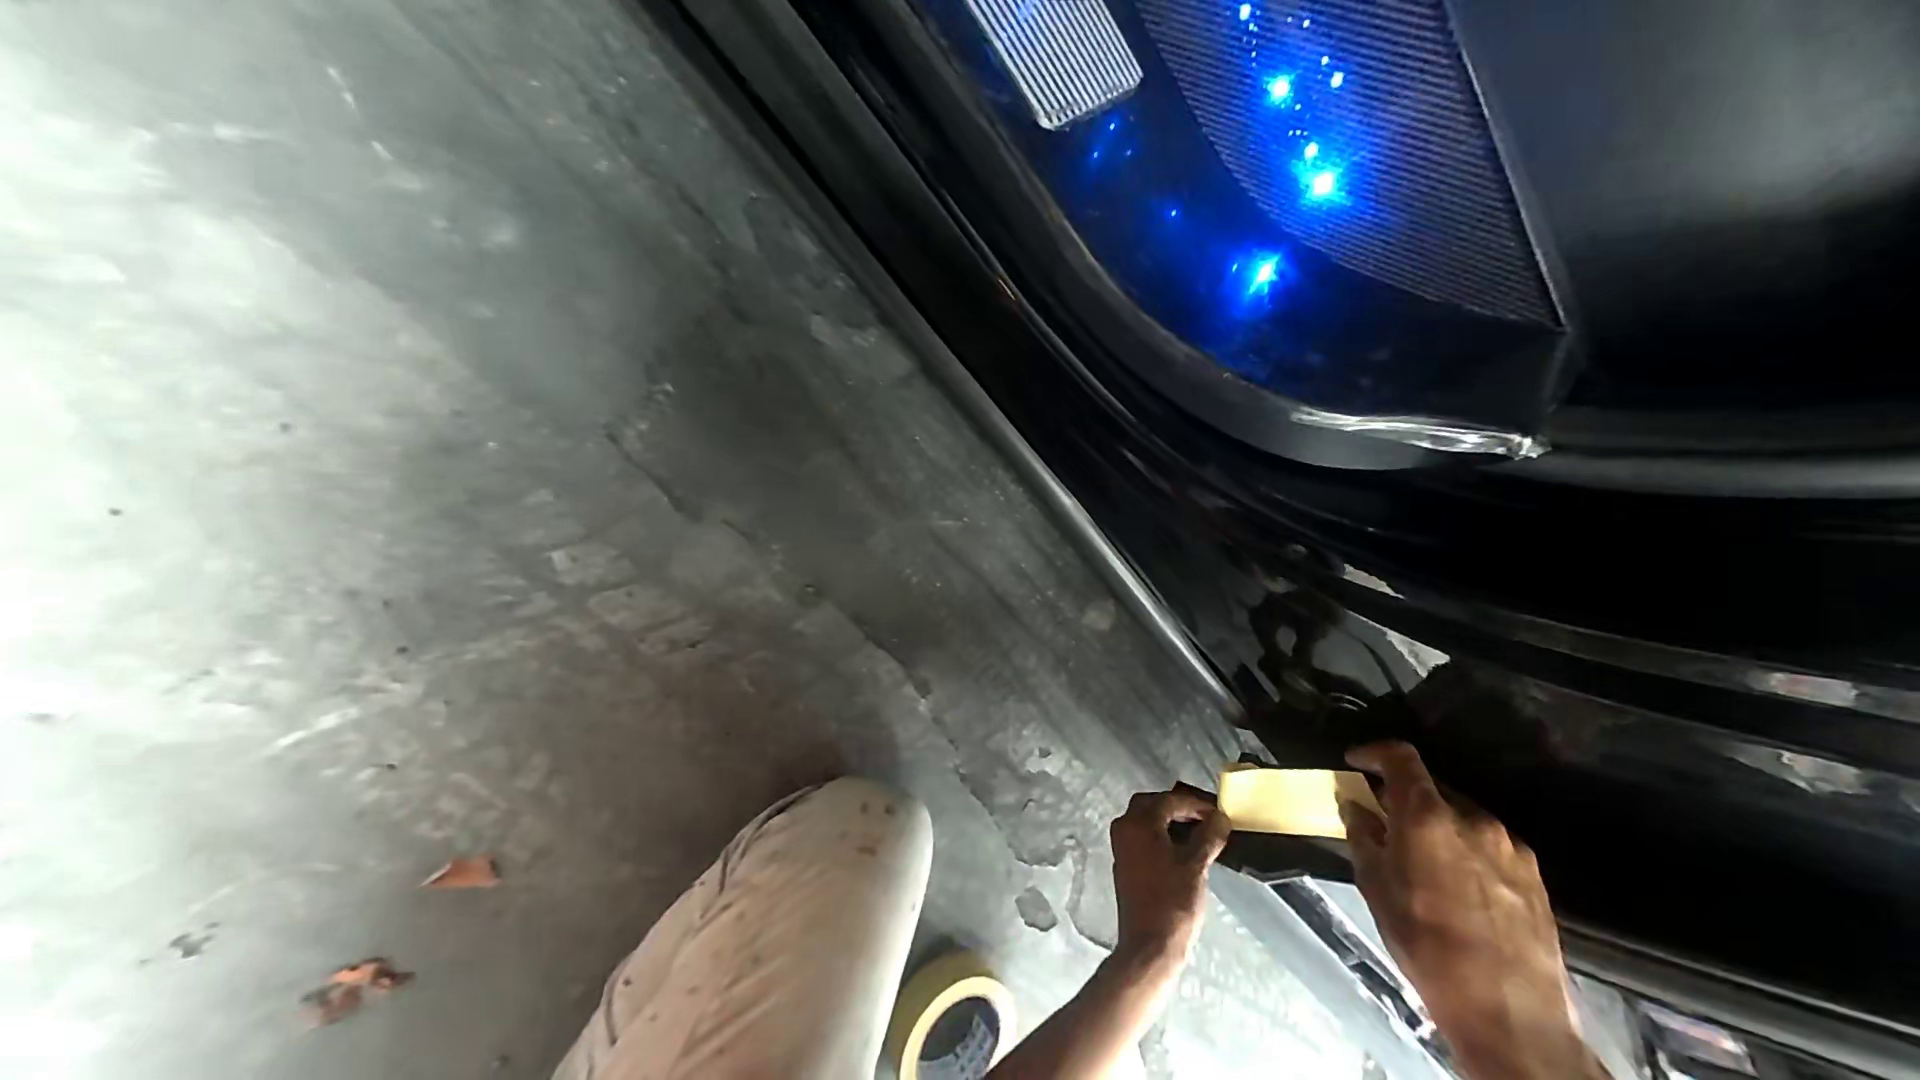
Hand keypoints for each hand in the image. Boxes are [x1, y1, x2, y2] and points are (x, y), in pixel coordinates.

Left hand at [1108, 787, 1231, 968]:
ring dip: (1170, 820)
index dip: (1196, 802)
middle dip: (1179, 806)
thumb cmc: (1173, 901)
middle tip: (1206, 816)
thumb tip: (1220, 817)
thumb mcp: (1196, 865)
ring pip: (1145, 820)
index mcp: (1138, 823)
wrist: (1149, 945)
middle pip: (1152, 804)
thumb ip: (1208, 836)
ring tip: (1200, 830)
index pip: (1169, 799)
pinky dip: (1161, 834)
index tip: (1218, 811)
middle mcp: (1124, 828)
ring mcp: (1121, 846)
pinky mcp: (1125, 863)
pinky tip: (1183, 848)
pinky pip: (1143, 837)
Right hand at [1341, 742, 1606, 1079]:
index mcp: (1428, 817)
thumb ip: (1363, 837)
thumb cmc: (1427, 946)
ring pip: (1459, 814)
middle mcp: (1473, 819)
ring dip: (1433, 821)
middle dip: (1401, 795)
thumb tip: (1356, 808)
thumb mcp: (1376, 889)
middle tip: (1380, 818)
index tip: (1355, 762)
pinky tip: (1454, 880)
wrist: (1511, 1014)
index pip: (1401, 757)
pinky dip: (1462, 844)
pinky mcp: (1533, 873)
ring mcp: (1509, 845)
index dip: (1373, 751)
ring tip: (1417, 855)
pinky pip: (1486, 841)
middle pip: (1430, 786)